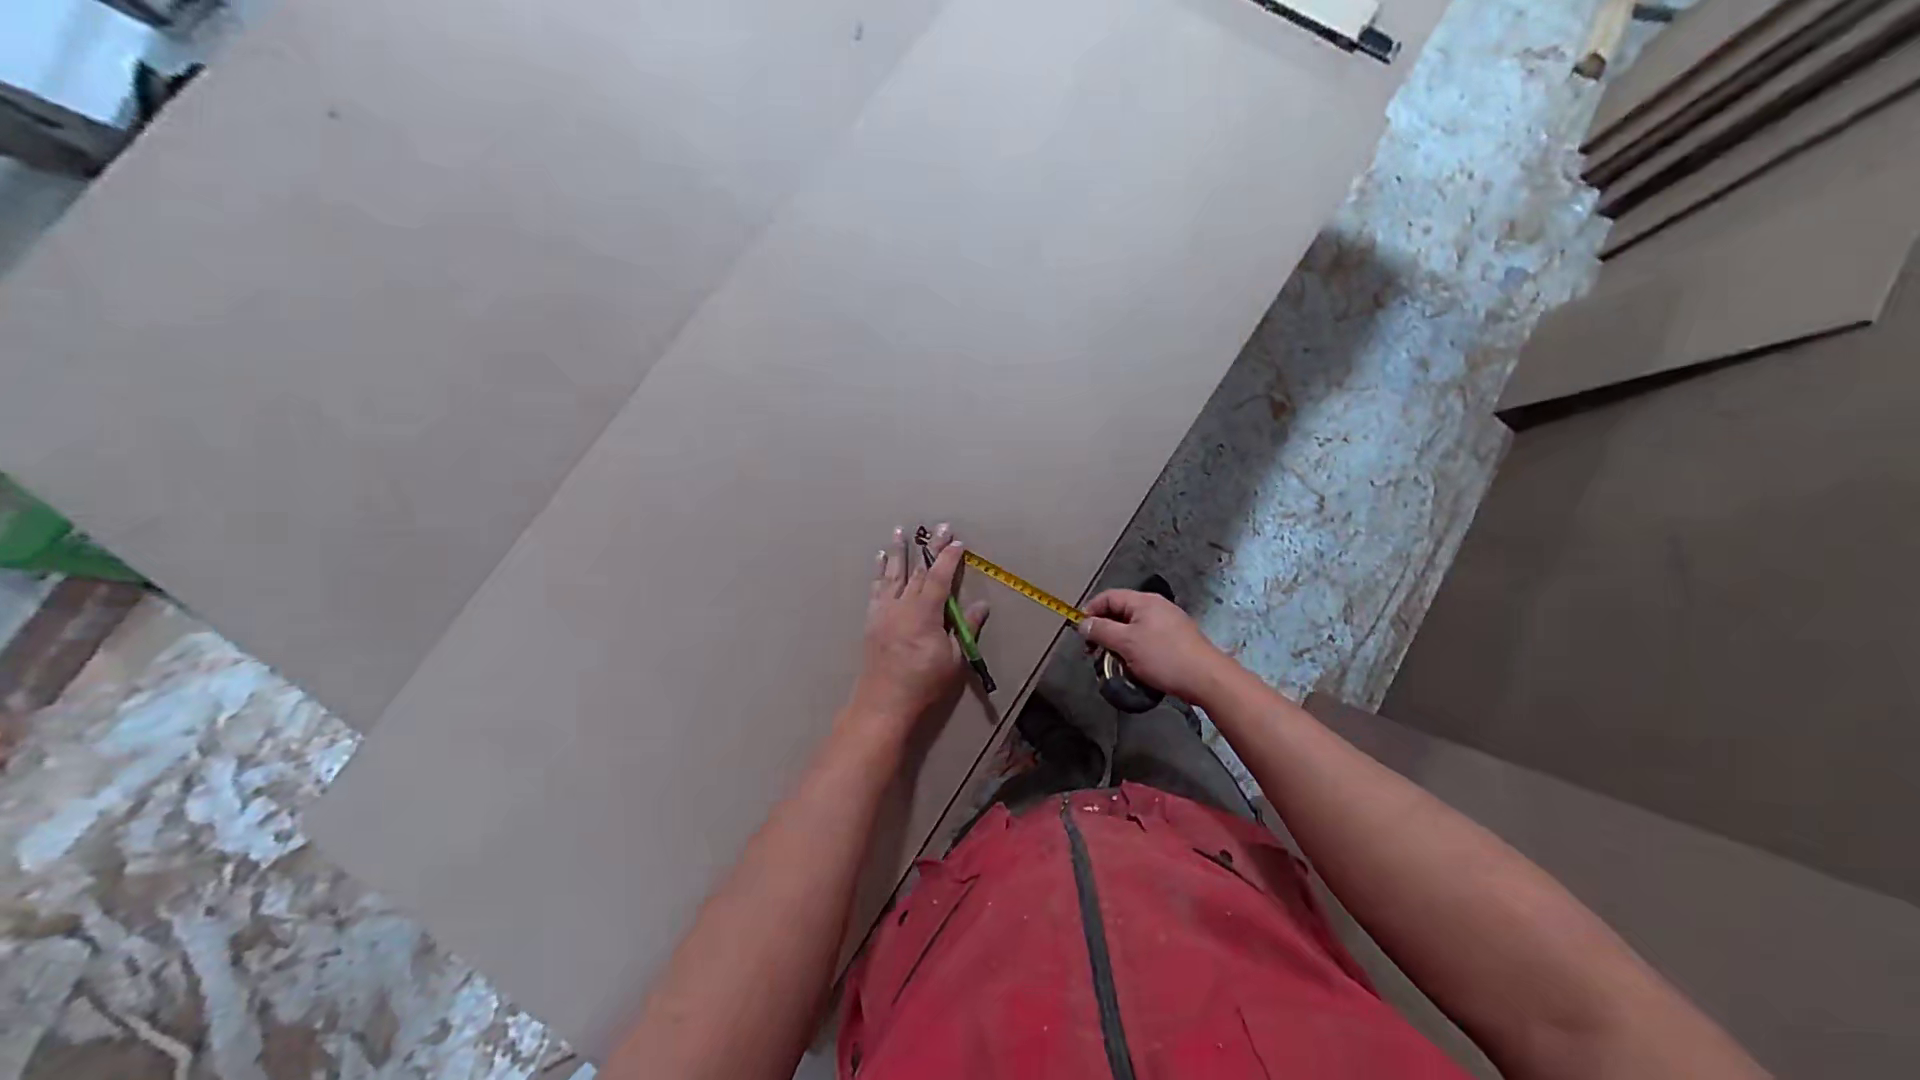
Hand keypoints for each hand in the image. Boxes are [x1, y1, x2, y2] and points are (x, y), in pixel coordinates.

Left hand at [849, 524, 988, 729]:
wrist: (884, 701)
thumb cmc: (923, 682)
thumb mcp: (954, 659)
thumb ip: (966, 628)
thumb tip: (981, 606)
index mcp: (924, 613)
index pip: (939, 577)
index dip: (949, 558)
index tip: (958, 542)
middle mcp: (902, 605)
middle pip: (918, 570)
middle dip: (929, 548)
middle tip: (938, 528)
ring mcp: (884, 610)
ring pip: (893, 574)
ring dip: (898, 551)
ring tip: (900, 531)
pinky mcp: (873, 619)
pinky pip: (877, 588)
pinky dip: (880, 572)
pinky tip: (881, 561)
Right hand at [1077, 589, 1232, 703]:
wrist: (1206, 679)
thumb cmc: (1164, 657)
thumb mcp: (1126, 643)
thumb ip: (1101, 631)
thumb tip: (1083, 623)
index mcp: (1144, 601)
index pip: (1108, 597)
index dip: (1090, 612)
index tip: (1081, 633)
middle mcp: (1156, 607)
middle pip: (1120, 613)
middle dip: (1104, 632)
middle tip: (1094, 652)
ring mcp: (1168, 624)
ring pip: (1132, 629)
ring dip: (1118, 645)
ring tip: (1113, 663)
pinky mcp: (1175, 641)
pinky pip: (1146, 641)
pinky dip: (1134, 651)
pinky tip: (1133, 667)